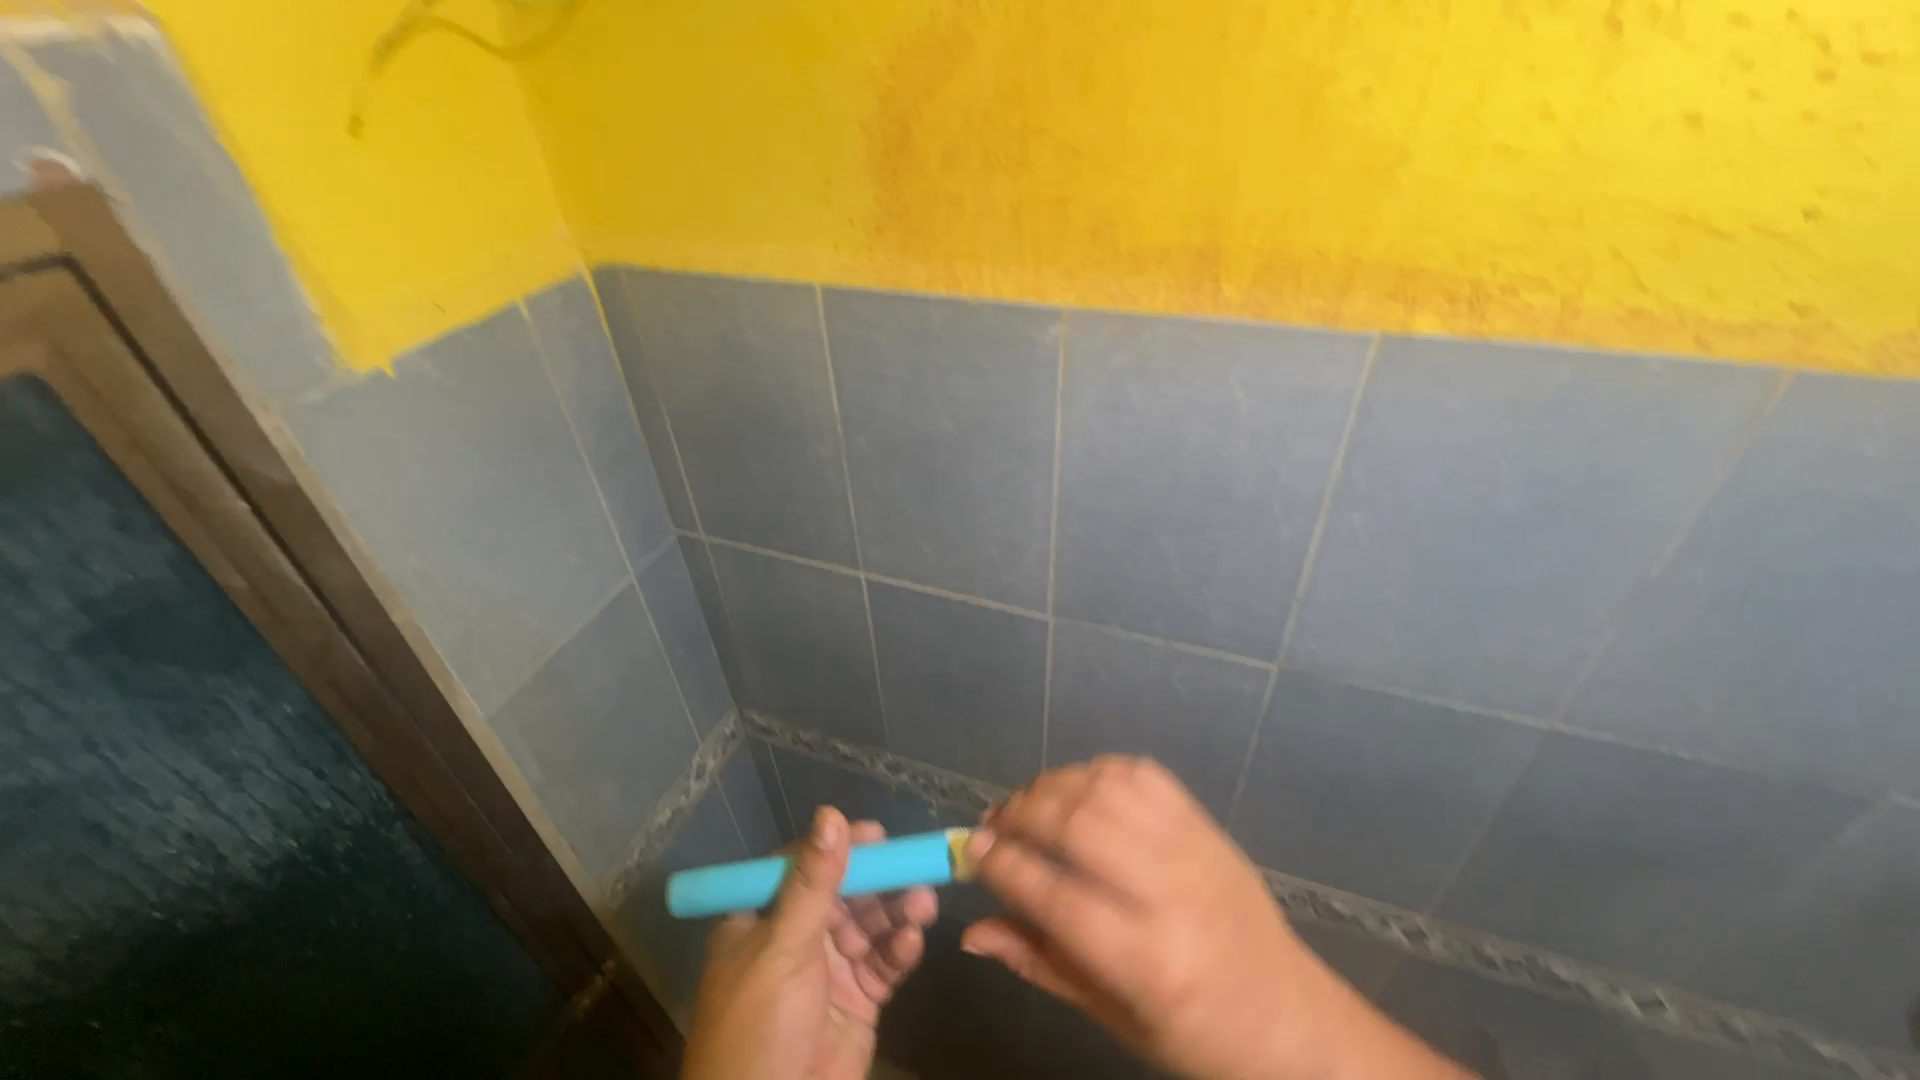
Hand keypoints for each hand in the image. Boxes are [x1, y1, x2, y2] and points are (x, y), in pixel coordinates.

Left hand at [681, 808, 938, 1079]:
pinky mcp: (858, 999)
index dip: (840, 848)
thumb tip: (830, 814)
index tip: (878, 834)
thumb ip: (812, 883)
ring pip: (871, 924)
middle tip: (916, 870)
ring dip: (898, 912)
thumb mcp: (783, 948)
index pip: (803, 867)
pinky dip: (900, 949)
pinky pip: (884, 962)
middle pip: (846, 893)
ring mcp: (829, 968)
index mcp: (761, 919)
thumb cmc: (761, 1025)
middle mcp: (795, 937)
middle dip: (881, 881)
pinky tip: (912, 943)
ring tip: (923, 906)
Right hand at [960, 756, 1468, 1079]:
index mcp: (1146, 961)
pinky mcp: (1206, 824)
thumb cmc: (1194, 1033)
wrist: (1288, 1015)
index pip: (1054, 896)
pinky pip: (1142, 774)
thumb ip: (1040, 963)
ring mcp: (1193, 850)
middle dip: (1020, 815)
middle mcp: (1170, 894)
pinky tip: (1078, 791)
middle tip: (994, 825)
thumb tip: (972, 931)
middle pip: (1077, 826)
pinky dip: (1098, 771)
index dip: (1003, 866)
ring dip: (1053, 786)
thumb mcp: (1112, 1016)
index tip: (973, 853)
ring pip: (1106, 788)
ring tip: (1028, 805)